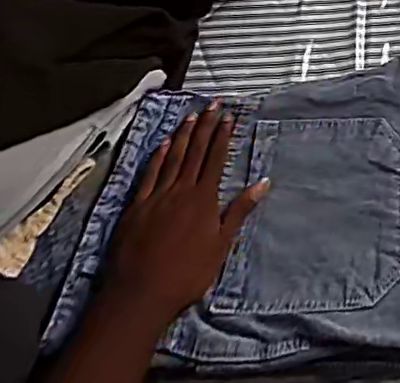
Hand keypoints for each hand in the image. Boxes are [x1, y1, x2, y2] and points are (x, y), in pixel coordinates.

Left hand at [57, 103, 268, 382]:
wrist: (139, 295)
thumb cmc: (186, 274)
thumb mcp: (220, 246)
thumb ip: (239, 211)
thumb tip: (263, 183)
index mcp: (203, 198)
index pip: (216, 158)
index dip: (223, 135)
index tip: (229, 116)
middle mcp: (181, 190)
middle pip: (196, 151)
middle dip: (206, 125)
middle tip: (214, 104)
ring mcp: (157, 196)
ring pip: (173, 157)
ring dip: (184, 135)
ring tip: (192, 115)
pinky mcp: (136, 207)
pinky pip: (149, 174)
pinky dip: (157, 157)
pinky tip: (163, 144)